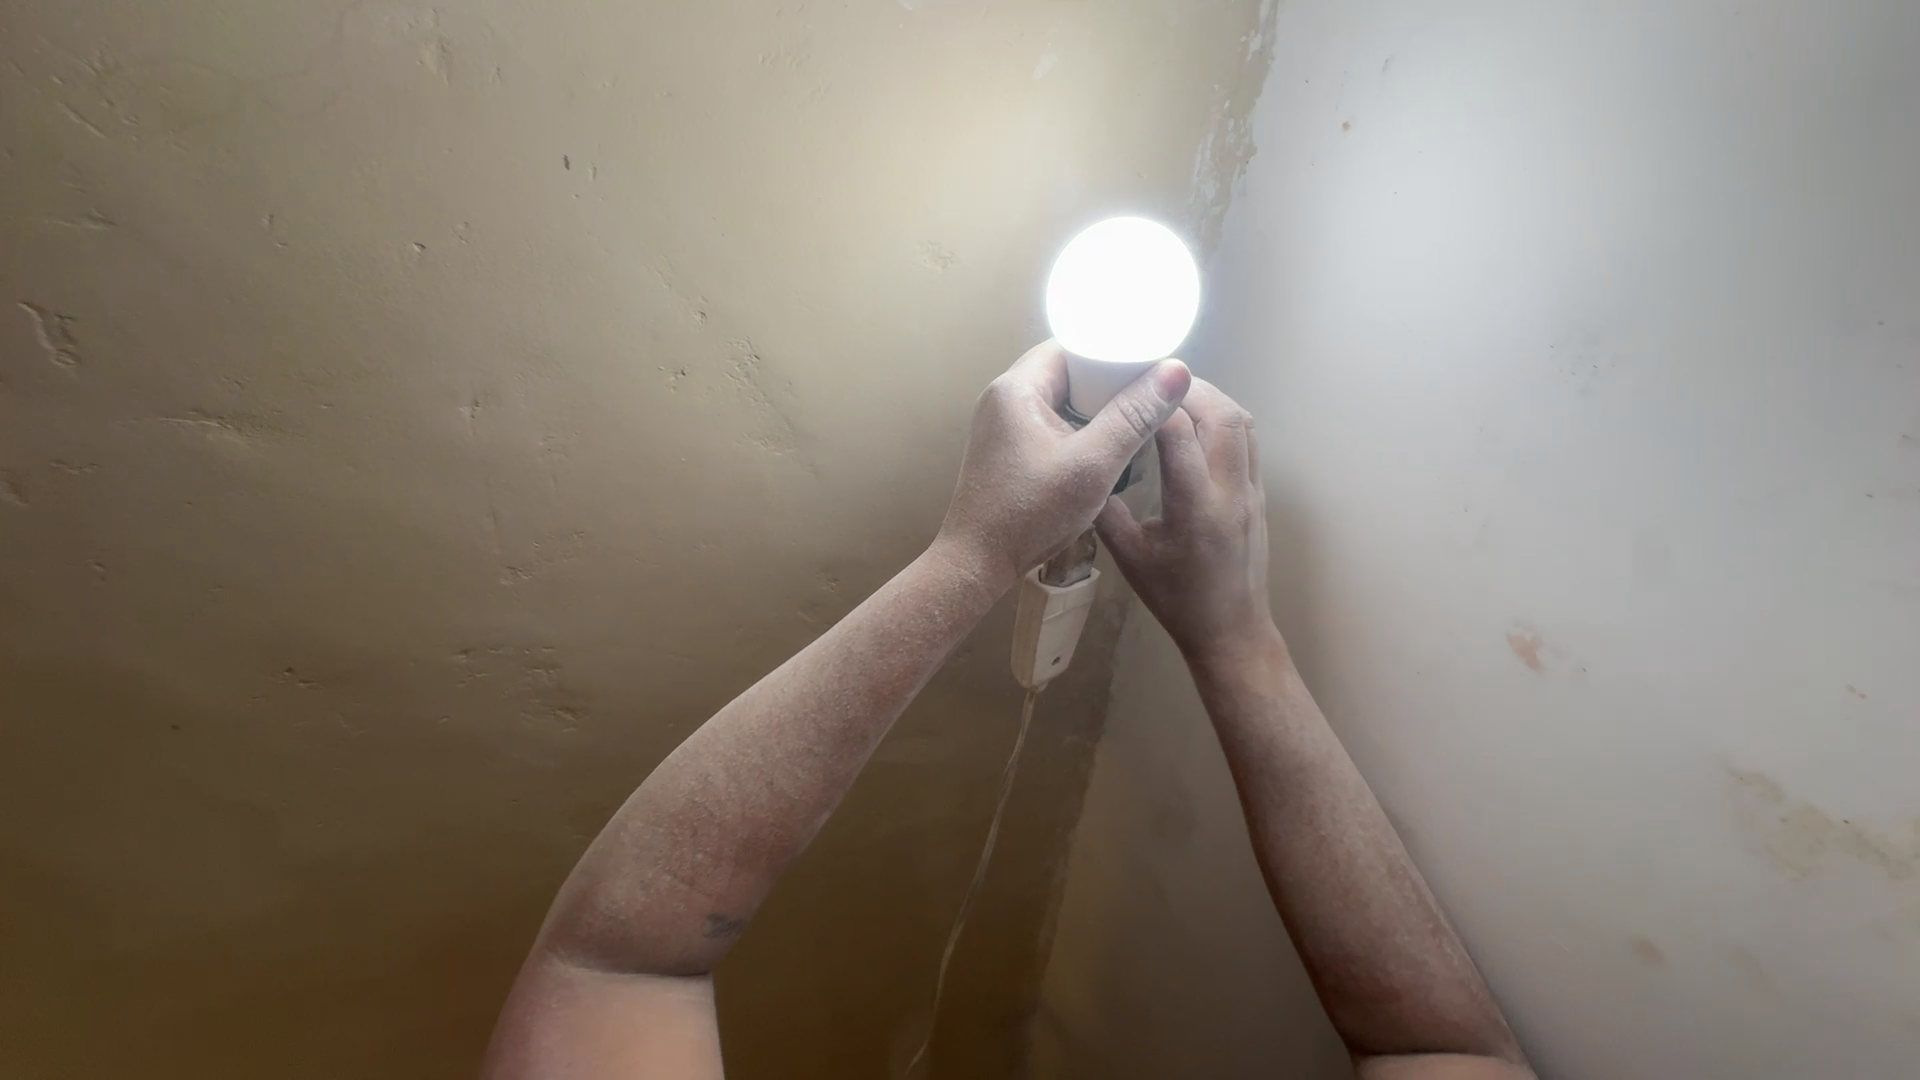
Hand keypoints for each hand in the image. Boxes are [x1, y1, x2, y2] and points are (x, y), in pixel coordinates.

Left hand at [933, 340, 1191, 591]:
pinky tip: (1106, 444)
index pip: (1071, 345)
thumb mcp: (1092, 465)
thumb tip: (1177, 370)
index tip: (1151, 362)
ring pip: (1060, 399)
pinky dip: (1078, 427)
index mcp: (1016, 389)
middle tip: (1150, 392)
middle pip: (1066, 370)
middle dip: (1109, 379)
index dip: (1112, 349)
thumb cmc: (1030, 515)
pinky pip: (1050, 422)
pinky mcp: (1007, 450)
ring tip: (1136, 416)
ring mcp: (1002, 426)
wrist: (977, 563)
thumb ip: (1134, 417)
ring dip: (1095, 406)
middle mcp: (1004, 399)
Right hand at [1095, 378, 1279, 667]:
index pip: (1178, 433)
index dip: (1152, 400)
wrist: (1230, 629)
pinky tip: (1195, 424)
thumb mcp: (1129, 557)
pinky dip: (1223, 418)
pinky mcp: (1259, 494)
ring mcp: (1252, 490)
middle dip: (1186, 387)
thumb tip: (1083, 468)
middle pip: (1221, 414)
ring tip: (1172, 395)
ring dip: (1210, 398)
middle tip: (1149, 381)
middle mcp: (1230, 491)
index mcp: (1195, 507)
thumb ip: (1106, 509)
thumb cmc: (1175, 597)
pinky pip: (1248, 439)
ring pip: (1241, 421)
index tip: (1125, 384)